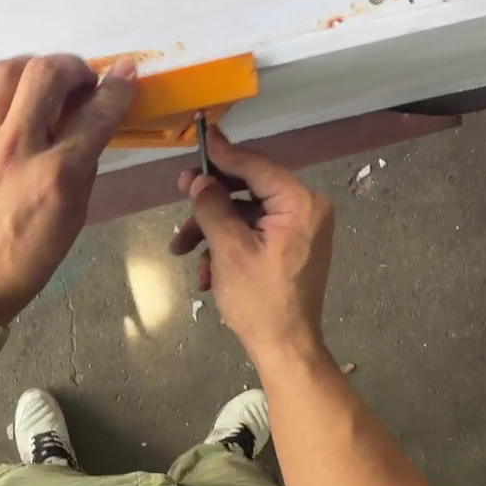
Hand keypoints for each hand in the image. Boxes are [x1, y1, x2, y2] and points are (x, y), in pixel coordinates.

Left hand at [0, 54, 136, 322]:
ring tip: (38, 86)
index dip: (118, 87)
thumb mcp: (73, 219)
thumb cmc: (27, 259)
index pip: (97, 114)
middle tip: (78, 84)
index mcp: (58, 175)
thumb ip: (83, 167)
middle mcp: (18, 148)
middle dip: (72, 67)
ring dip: (30, 68)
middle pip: (47, 73)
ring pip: (5, 70)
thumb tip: (89, 128)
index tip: (126, 74)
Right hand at [170, 128, 334, 365]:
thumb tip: (198, 181)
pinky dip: (227, 248)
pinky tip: (206, 274)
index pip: (256, 167)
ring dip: (212, 232)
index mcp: (300, 204)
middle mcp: (305, 210)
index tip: (202, 137)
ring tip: (183, 253)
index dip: (224, 154)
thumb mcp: (229, 251)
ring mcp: (299, 231)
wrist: (285, 348)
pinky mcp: (289, 249)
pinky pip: (252, 235)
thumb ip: (212, 208)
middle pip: (248, 191)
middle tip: (179, 196)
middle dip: (210, 203)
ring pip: (245, 216)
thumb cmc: (260, 301)